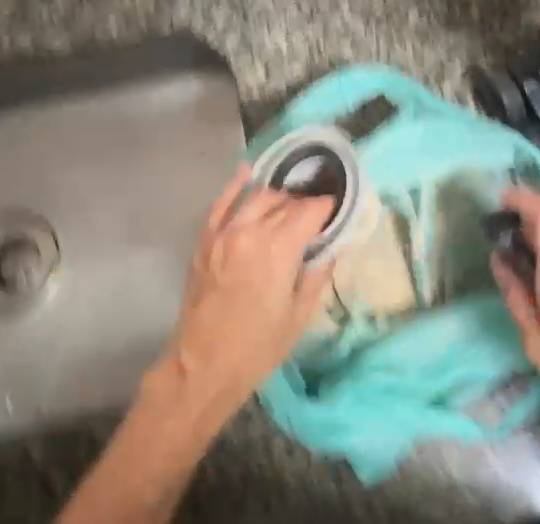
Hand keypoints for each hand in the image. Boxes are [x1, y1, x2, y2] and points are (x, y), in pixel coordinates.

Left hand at [155, 165, 334, 420]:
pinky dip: (235, 186)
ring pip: (257, 198)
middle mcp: (251, 231)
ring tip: (289, 203)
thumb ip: (316, 276)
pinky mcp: (205, 241)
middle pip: (284, 203)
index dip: (326, 208)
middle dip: (303, 204)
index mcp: (280, 249)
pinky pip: (222, 204)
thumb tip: (331, 250)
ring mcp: (224, 233)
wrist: (203, 365)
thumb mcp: (298, 317)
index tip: (336, 209)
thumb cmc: (257, 348)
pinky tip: (246, 173)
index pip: (310, 212)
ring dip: (277, 197)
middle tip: (315, 214)